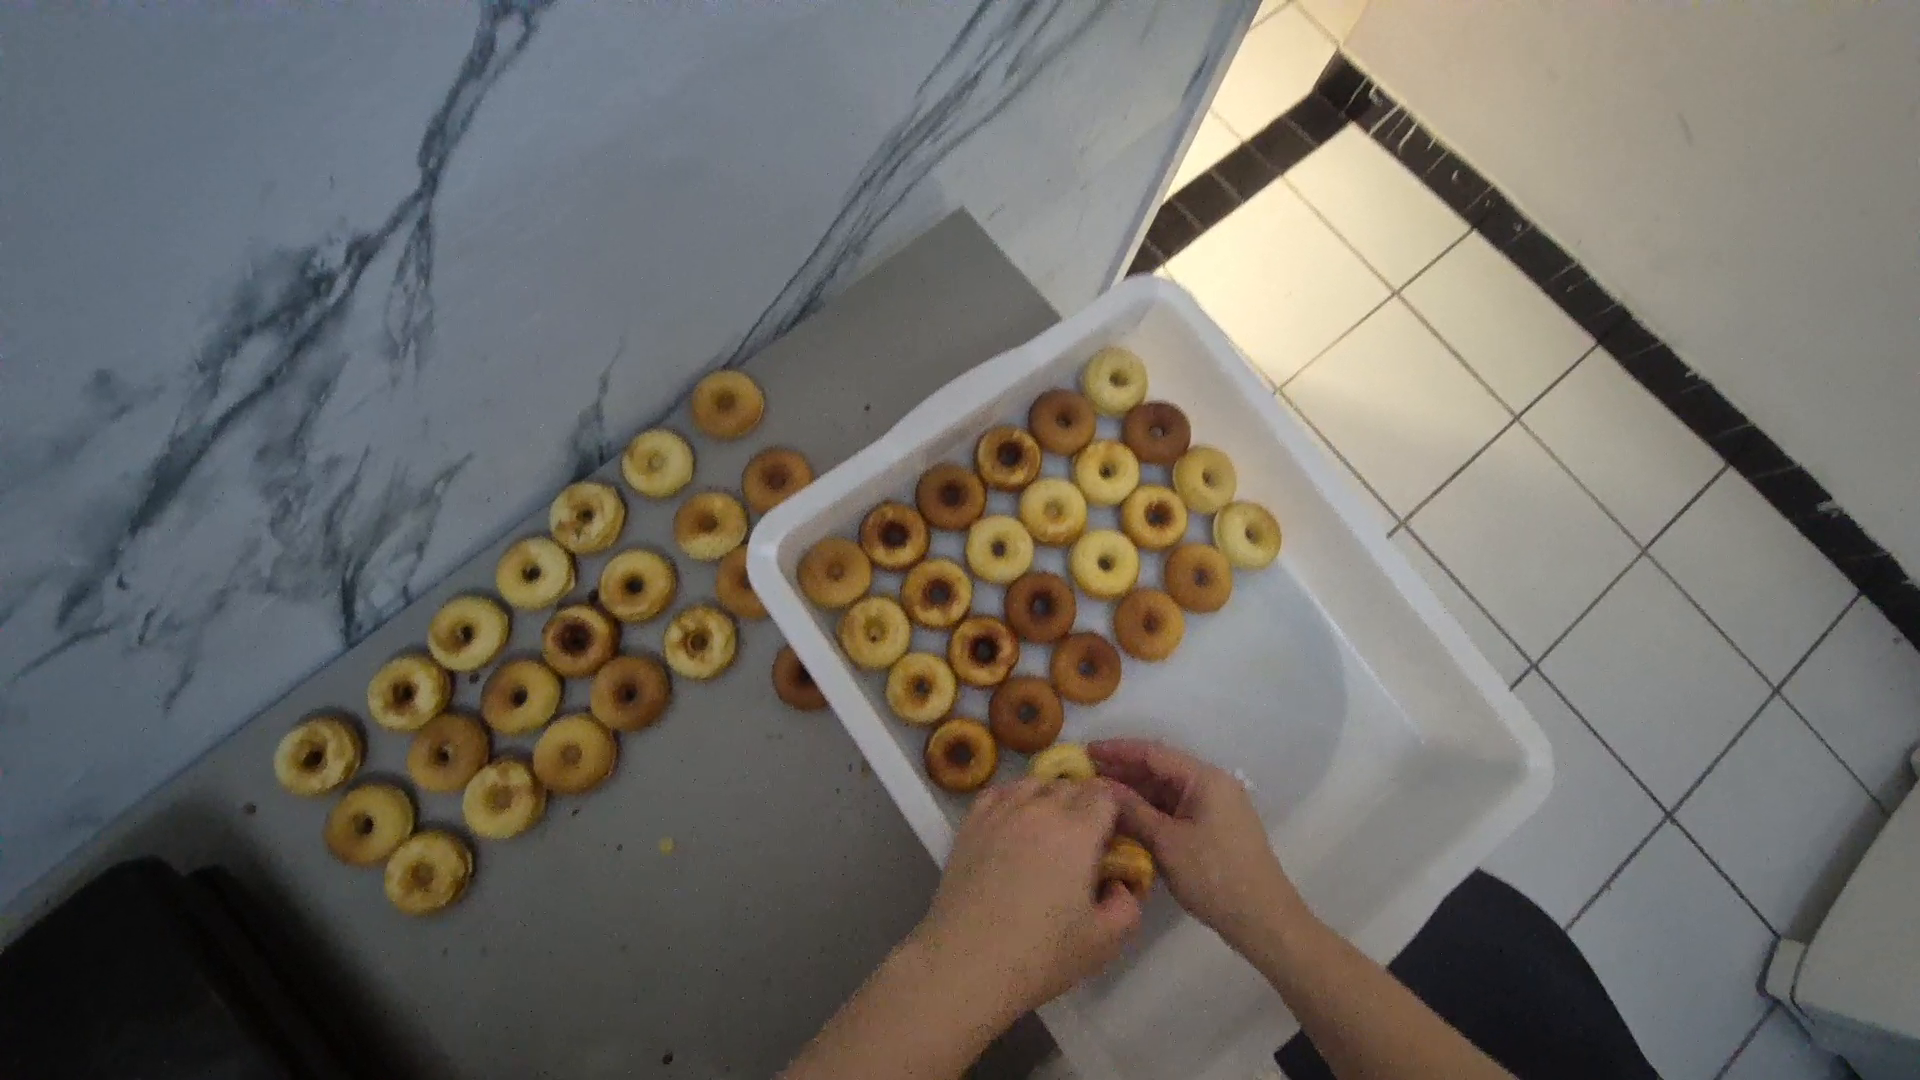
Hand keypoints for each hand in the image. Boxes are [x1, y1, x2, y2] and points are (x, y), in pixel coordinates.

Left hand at [909, 778, 1141, 1018]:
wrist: (968, 961)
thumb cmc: (1041, 954)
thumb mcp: (1105, 941)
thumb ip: (1128, 905)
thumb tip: (1119, 881)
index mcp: (1078, 832)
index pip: (1104, 795)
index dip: (1112, 813)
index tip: (1110, 839)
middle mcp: (1040, 809)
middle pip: (1070, 786)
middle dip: (1083, 805)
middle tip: (1082, 842)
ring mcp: (1001, 811)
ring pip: (1034, 783)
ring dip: (1048, 797)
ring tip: (1048, 830)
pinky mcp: (971, 822)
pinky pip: (999, 791)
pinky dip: (1013, 798)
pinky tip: (1014, 822)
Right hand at [1090, 738, 1312, 949]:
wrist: (1265, 922)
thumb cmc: (1215, 876)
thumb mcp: (1167, 842)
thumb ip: (1133, 810)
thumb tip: (1101, 788)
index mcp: (1205, 778)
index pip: (1153, 752)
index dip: (1117, 750)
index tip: (1085, 752)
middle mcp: (1212, 785)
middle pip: (1160, 769)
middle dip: (1123, 773)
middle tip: (1085, 779)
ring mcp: (1214, 807)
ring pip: (1166, 791)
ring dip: (1134, 794)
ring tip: (1099, 800)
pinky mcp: (1213, 828)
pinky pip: (1175, 810)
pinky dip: (1150, 812)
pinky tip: (1125, 820)